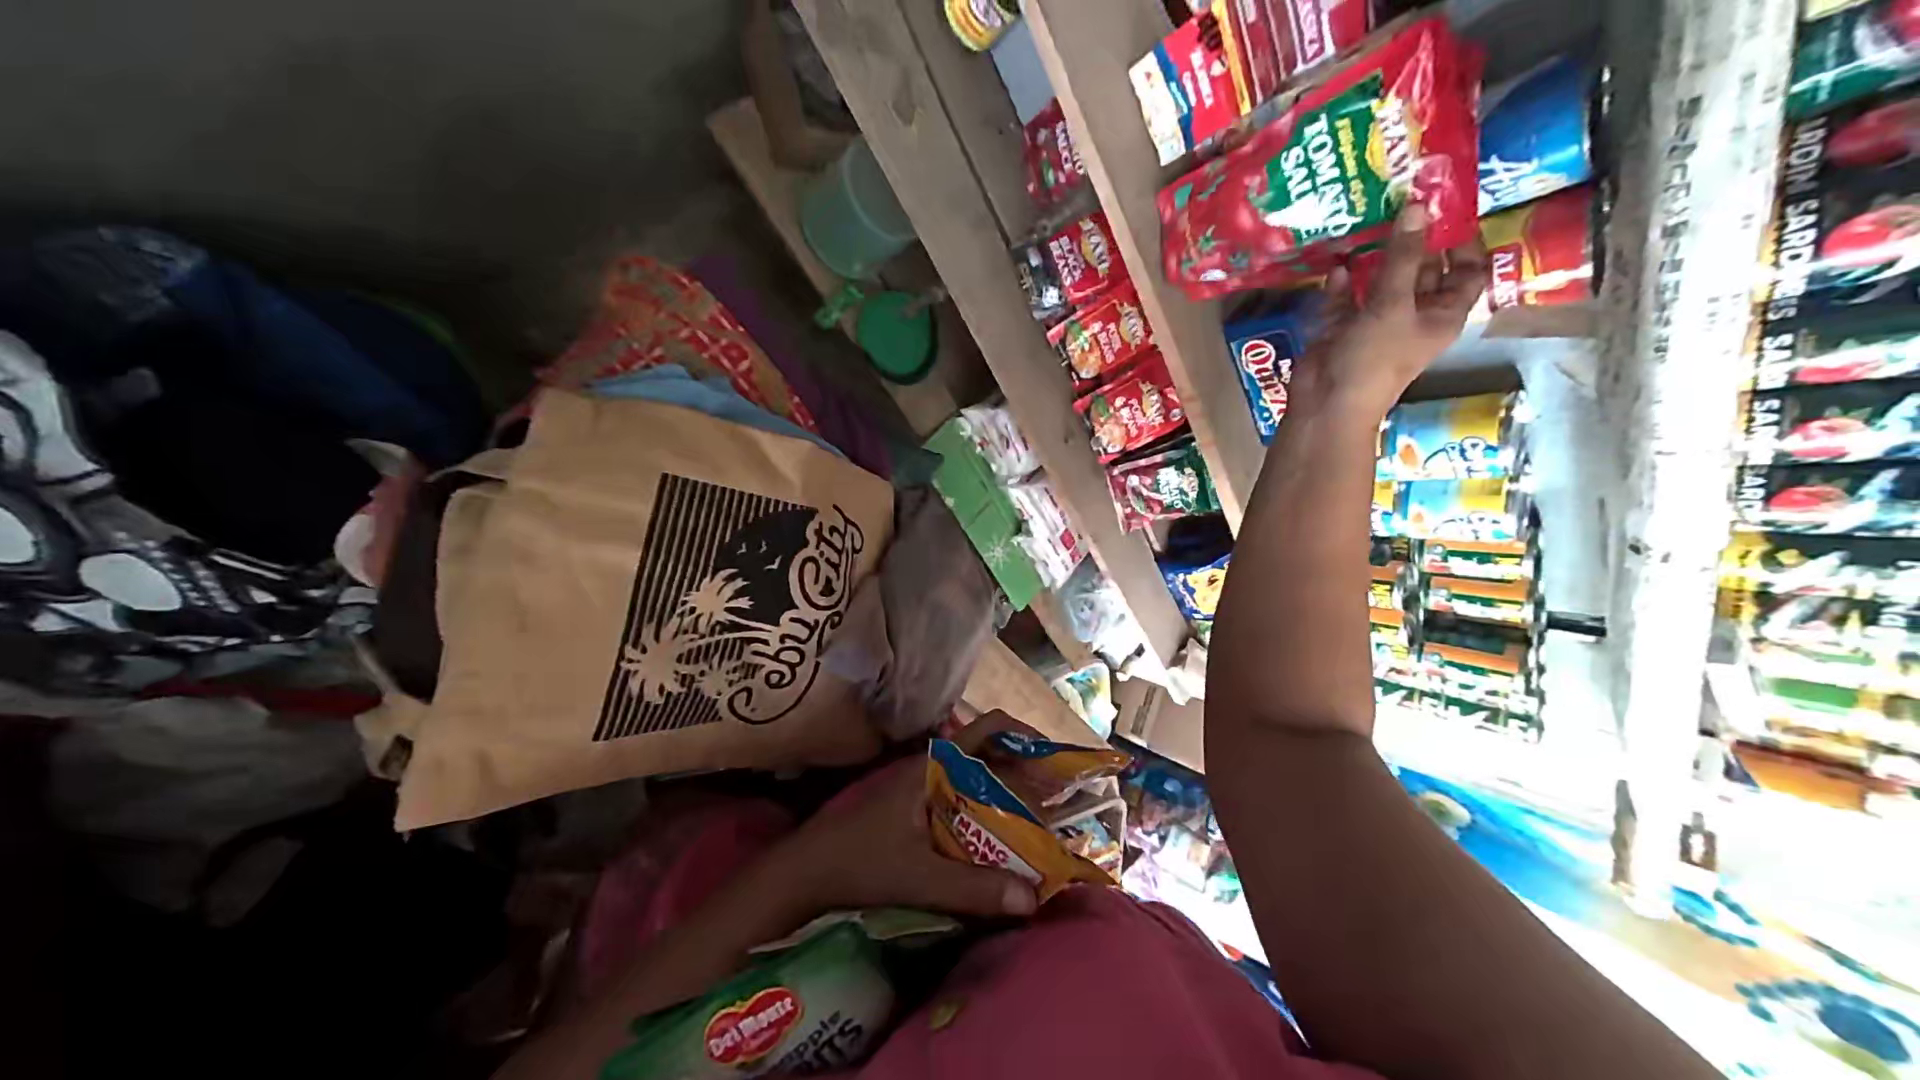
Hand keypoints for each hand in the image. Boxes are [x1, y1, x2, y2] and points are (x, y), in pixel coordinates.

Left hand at [775, 730, 1040, 918]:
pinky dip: (986, 813)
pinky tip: (998, 841)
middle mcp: (931, 768)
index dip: (1026, 735)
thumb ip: (973, 888)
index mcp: (934, 768)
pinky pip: (962, 800)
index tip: (1056, 759)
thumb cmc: (858, 862)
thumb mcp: (918, 877)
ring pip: (976, 780)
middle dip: (1026, 775)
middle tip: (1059, 803)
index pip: (988, 729)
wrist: (804, 871)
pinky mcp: (914, 808)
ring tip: (1038, 824)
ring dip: (1007, 796)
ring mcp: (921, 787)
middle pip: (990, 757)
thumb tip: (1032, 898)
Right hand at [1293, 204, 1488, 415]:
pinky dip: (1342, 284)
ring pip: (1381, 282)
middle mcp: (1413, 315)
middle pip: (1422, 271)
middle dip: (1414, 242)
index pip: (1468, 271)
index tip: (1448, 210)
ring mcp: (1376, 322)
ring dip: (1375, 259)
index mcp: (1442, 314)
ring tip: (1369, 222)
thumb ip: (1403, 256)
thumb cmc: (1374, 357)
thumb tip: (1417, 207)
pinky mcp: (1343, 328)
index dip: (1464, 241)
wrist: (1327, 402)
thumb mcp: (1394, 304)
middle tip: (1403, 202)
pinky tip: (1337, 266)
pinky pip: (1346, 299)